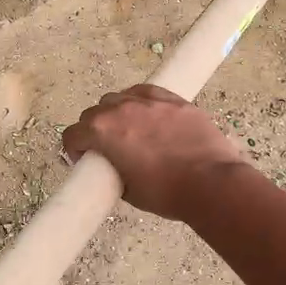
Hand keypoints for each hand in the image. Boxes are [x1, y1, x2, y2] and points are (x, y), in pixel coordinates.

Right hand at [61, 84, 249, 221]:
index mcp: (100, 132)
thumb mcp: (126, 190)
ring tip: (130, 129)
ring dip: (116, 112)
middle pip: (93, 113)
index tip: (86, 159)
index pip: (72, 134)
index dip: (75, 149)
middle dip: (94, 129)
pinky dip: (140, 100)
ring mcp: (147, 102)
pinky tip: (148, 113)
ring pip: (118, 98)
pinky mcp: (173, 100)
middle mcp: (118, 110)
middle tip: (109, 147)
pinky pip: (146, 91)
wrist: (213, 185)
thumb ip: (110, 169)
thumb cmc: (166, 192)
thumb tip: (112, 165)